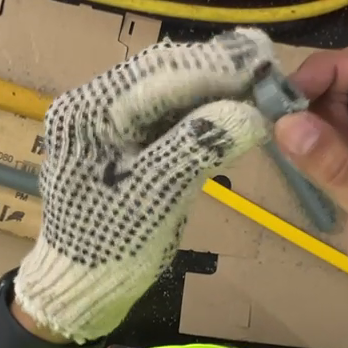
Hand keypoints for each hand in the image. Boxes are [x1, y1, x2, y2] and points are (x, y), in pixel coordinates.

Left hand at [15, 29, 275, 342]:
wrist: (81, 289)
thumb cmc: (108, 246)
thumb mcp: (154, 196)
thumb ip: (197, 146)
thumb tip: (252, 111)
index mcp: (87, 112)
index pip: (158, 73)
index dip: (214, 64)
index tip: (263, 58)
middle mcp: (92, 105)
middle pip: (161, 73)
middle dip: (215, 68)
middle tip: (267, 62)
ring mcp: (106, 123)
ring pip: (167, 91)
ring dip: (211, 85)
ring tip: (259, 79)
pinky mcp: (122, 142)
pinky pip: (165, 115)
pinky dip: (199, 110)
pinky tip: (232, 105)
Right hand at [274, 46, 347, 337]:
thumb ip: (339, 172)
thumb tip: (288, 123)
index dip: (335, 70)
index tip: (292, 92)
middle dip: (315, 91)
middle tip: (280, 120)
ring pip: (338, 99)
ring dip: (307, 112)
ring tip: (285, 139)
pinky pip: (331, 125)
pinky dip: (308, 132)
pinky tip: (293, 151)